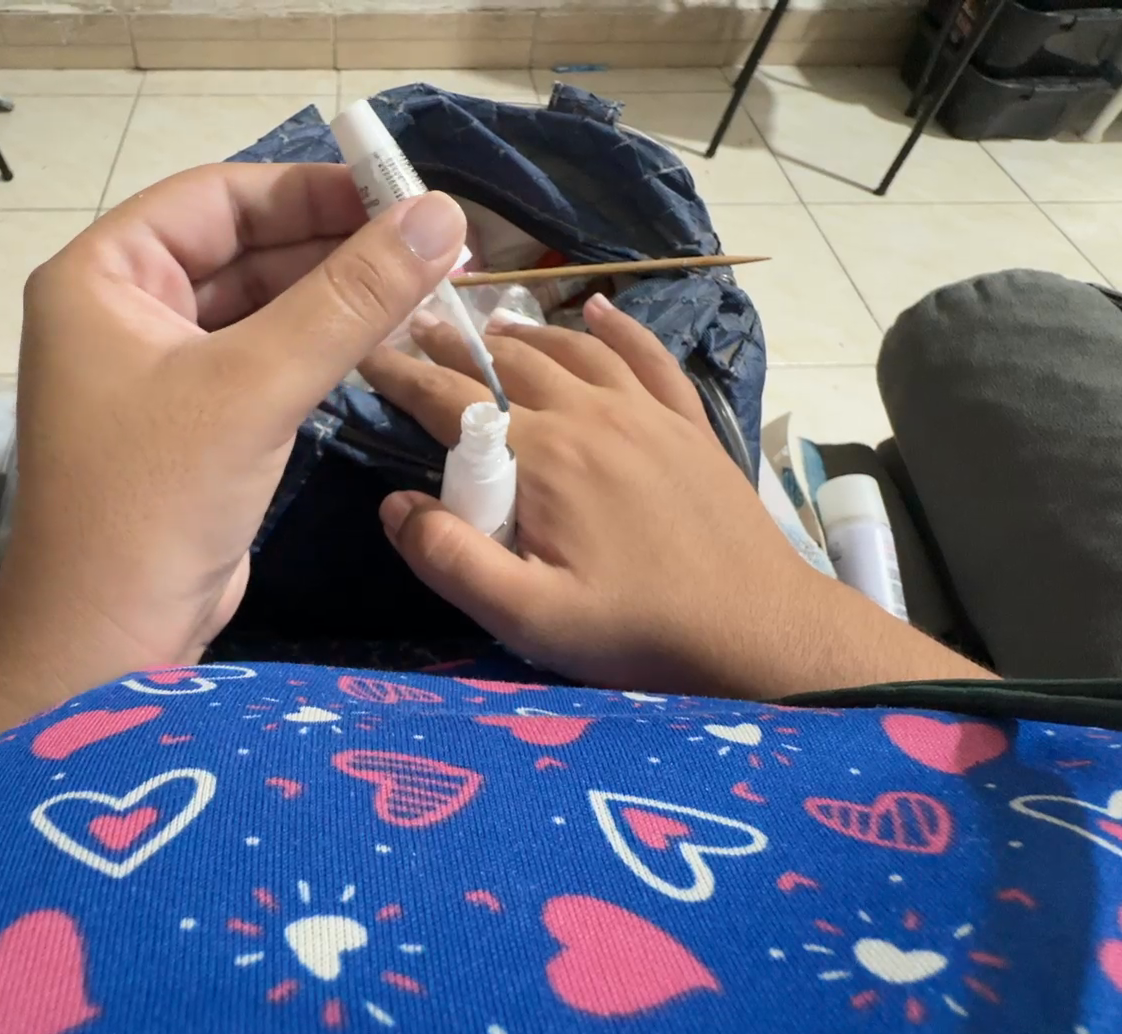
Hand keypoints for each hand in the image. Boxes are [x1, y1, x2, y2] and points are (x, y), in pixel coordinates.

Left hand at [0, 164, 471, 710]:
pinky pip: (264, 364)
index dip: (309, 190)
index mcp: (104, 276)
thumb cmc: (159, 497)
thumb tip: (442, 217)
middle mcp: (126, 313)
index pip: (218, 199)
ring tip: (421, 288)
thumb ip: (350, 299)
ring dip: (333, 303)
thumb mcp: (256, 385)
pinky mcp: (198, 425)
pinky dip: (317, 352)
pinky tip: (378, 343)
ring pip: (259, 312)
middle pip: (243, 253)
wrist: (115, 634)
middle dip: (333, 249)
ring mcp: (162, 373)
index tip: (397, 194)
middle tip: (428, 246)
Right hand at [360, 295, 989, 698]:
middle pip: (509, 362)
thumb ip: (451, 559)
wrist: (757, 635)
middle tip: (415, 326)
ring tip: (486, 325)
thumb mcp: (526, 616)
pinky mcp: (687, 426)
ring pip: (572, 350)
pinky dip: (617, 328)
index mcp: (545, 456)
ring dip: (521, 333)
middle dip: (453, 344)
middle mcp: (592, 415)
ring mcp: (646, 414)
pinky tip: (596, 309)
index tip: (364, 351)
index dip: (401, 374)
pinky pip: (648, 358)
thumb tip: (395, 504)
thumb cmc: (634, 629)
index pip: (453, 400)